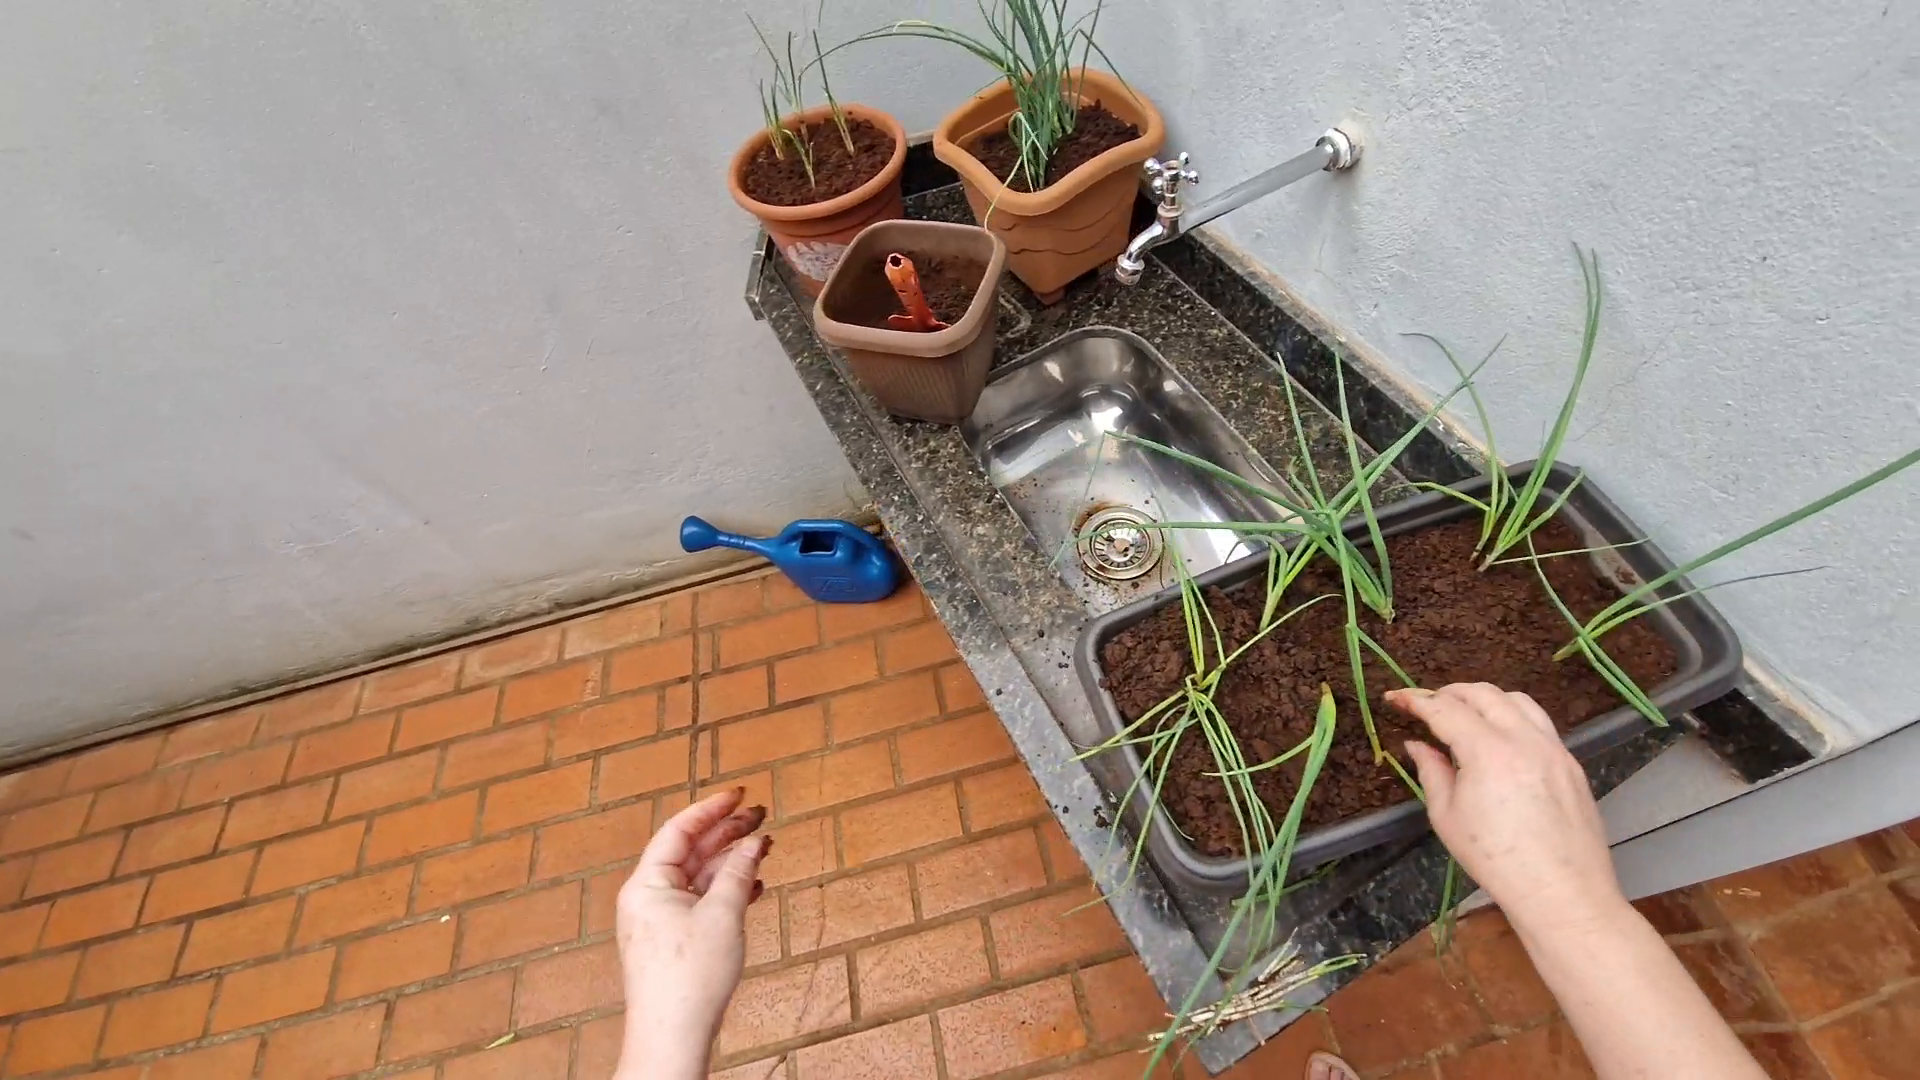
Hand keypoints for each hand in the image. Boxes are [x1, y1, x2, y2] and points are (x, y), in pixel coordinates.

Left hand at [615, 788, 769, 1079]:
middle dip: (728, 831)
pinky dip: (730, 887)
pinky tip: (756, 883)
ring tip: (766, 845)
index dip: (711, 808)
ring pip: (701, 874)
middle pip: (692, 850)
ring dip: (734, 859)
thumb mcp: (723, 913)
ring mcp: (663, 918)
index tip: (739, 793)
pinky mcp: (676, 938)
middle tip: (760, 814)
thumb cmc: (689, 977)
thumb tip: (755, 841)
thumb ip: (740, 871)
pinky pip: (704, 899)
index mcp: (648, 884)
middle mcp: (650, 896)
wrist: (673, 1038)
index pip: (679, 830)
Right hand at [1388, 684, 1623, 932]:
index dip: (1415, 700)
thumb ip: (1431, 770)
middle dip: (1448, 693)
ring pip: (1517, 700)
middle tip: (1425, 705)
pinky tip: (1497, 739)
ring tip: (1463, 714)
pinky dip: (1510, 717)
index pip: (1445, 709)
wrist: (1563, 894)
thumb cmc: (1493, 858)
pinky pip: (1539, 724)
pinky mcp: (1571, 765)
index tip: (1393, 698)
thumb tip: (1417, 745)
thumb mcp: (1446, 814)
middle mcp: (1525, 741)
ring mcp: (1555, 751)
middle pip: (1483, 694)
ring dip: (1483, 699)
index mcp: (1488, 752)